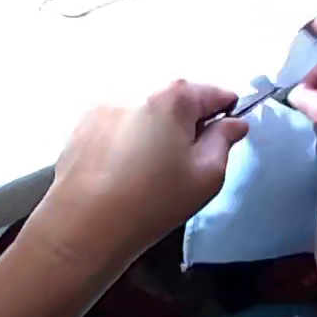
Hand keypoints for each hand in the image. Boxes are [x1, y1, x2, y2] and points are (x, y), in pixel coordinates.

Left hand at [24, 80, 248, 275]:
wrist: (83, 228)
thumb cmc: (152, 203)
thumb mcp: (206, 176)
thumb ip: (225, 141)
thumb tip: (233, 123)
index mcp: (174, 97)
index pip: (214, 92)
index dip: (226, 113)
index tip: (225, 135)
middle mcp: (138, 88)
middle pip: (177, 98)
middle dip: (187, 122)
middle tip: (186, 160)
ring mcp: (106, 103)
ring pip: (146, 111)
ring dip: (155, 128)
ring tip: (150, 167)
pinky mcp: (82, 123)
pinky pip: (118, 122)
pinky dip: (127, 137)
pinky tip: (123, 169)